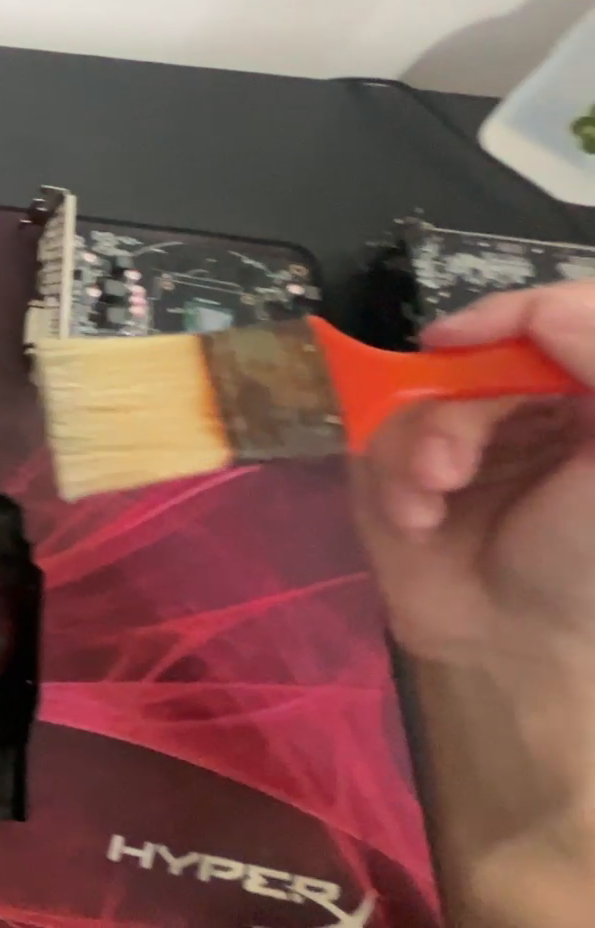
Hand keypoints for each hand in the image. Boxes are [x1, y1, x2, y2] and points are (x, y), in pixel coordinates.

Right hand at [350, 280, 594, 926]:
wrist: (500, 634)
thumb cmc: (581, 559)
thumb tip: (541, 311)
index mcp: (593, 399)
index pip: (560, 318)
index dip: (515, 314)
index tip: (458, 341)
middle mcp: (532, 403)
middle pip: (474, 359)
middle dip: (454, 414)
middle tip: (449, 467)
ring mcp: (457, 430)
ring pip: (412, 399)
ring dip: (415, 455)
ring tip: (429, 501)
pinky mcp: (396, 458)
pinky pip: (373, 437)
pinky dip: (387, 477)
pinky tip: (413, 514)